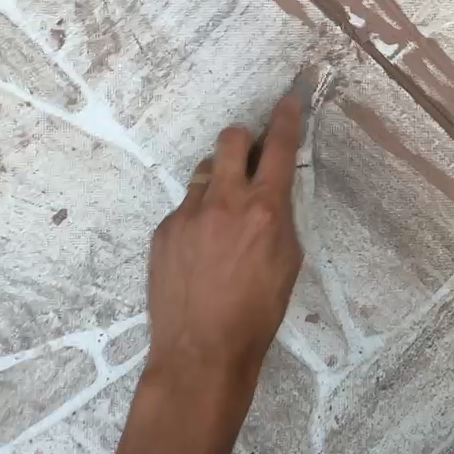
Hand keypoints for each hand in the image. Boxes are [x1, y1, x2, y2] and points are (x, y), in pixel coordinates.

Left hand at [95, 92, 305, 453]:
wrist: (201, 353)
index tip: (289, 100)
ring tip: (222, 219)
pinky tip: (201, 252)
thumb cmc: (259, 312)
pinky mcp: (164, 229)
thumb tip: (271, 189)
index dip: (287, 117)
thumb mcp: (289, 260)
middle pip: (230, 138)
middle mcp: (225, 201)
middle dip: (243, 140)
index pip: (279, 146)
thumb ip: (280, 215)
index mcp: (265, 209)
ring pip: (204, 171)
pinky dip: (198, 217)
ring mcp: (188, 213)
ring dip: (218, 181)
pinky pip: (185, 207)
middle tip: (248, 158)